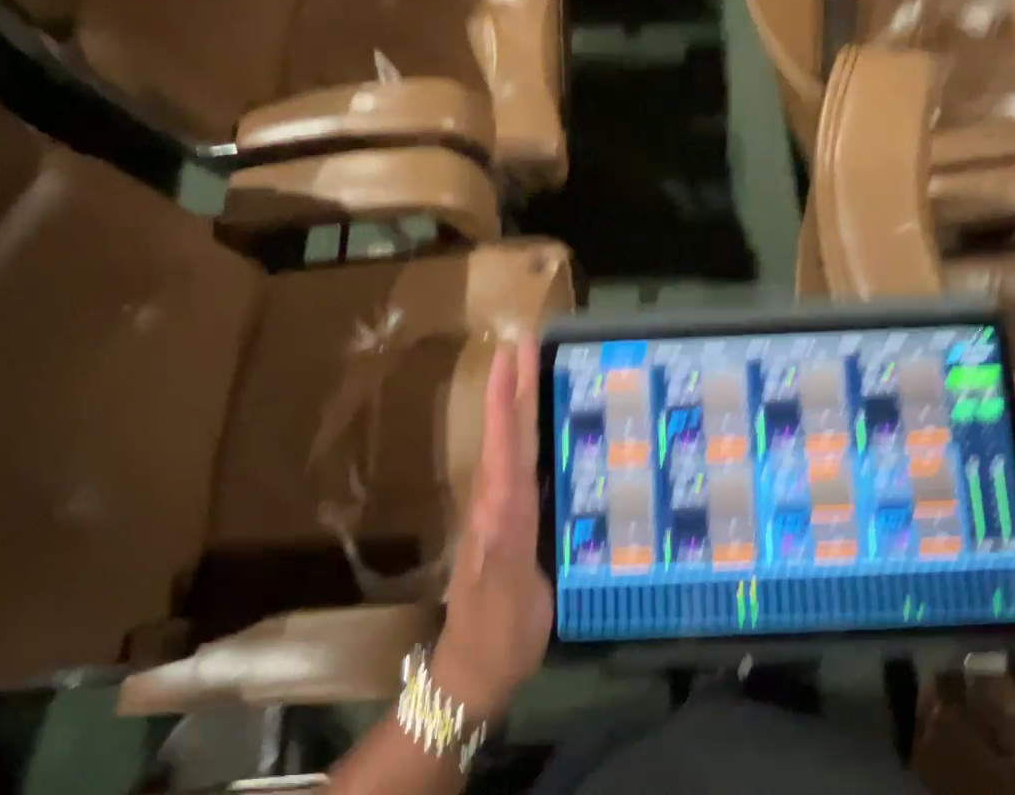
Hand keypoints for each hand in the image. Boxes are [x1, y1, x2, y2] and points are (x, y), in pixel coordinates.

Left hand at [433, 341, 552, 719]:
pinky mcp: (508, 525)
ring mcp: (499, 513)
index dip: (509, 399)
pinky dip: (524, 437)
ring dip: (514, 406)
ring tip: (528, 371)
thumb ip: (514, 546)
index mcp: (501, 512)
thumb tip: (513, 496)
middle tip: (521, 345)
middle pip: (504, 434)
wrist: (475, 670)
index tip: (512, 356)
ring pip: (508, 446)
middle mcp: (496, 502)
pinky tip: (539, 430)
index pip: (506, 443)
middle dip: (511, 388)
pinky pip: (518, 467)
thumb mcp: (516, 595)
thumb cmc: (502, 634)